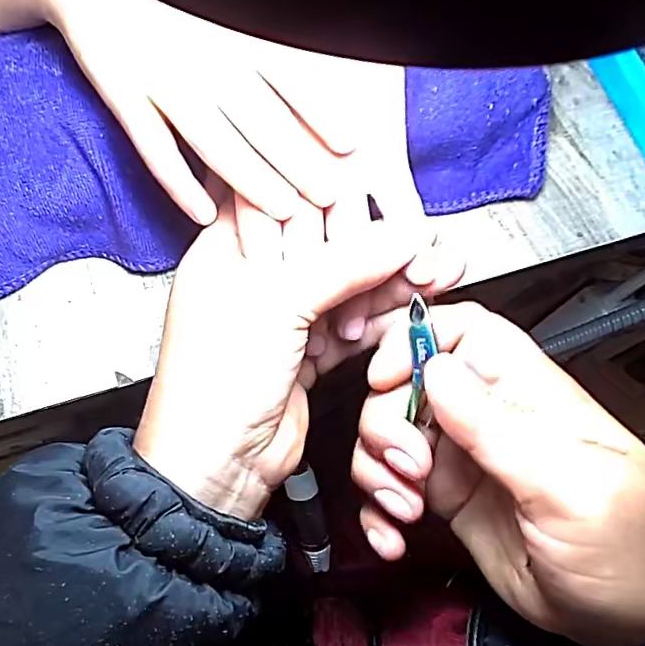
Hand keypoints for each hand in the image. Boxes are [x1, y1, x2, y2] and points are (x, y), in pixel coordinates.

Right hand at [10, 0, 402, 226]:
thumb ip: (260, 21)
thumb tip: (316, 43)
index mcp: (232, 28)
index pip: (291, 79)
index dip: (324, 114)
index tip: (354, 147)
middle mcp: (203, 59)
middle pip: (262, 123)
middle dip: (301, 162)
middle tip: (334, 196)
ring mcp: (161, 83)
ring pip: (215, 145)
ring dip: (252, 183)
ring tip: (285, 211)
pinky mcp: (124, 99)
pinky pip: (155, 152)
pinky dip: (178, 188)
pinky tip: (202, 217)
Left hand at [133, 187, 421, 520]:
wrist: (213, 465)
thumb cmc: (211, 384)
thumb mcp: (274, 306)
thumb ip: (341, 264)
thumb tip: (398, 235)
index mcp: (222, 252)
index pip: (273, 196)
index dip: (321, 187)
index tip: (367, 180)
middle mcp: (249, 279)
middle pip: (320, 241)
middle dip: (372, 239)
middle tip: (418, 237)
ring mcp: (278, 316)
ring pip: (342, 282)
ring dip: (388, 278)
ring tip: (433, 271)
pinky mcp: (302, 351)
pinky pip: (349, 321)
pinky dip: (380, 316)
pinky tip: (411, 305)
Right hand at [352, 303, 644, 645]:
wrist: (624, 629)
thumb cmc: (628, 556)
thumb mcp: (576, 491)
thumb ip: (502, 429)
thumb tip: (437, 371)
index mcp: (527, 394)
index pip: (462, 329)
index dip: (412, 339)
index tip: (388, 379)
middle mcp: (484, 417)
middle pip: (403, 383)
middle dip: (385, 423)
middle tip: (411, 467)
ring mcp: (457, 455)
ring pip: (383, 433)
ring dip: (376, 469)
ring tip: (405, 509)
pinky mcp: (438, 494)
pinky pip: (383, 483)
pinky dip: (375, 508)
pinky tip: (393, 534)